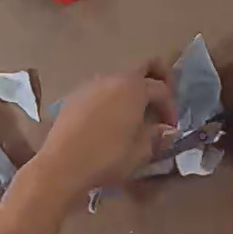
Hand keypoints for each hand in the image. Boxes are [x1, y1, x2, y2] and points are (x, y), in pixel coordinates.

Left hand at [30, 68, 177, 196]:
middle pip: (143, 68)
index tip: (171, 127)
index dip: (171, 107)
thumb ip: (156, 137)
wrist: (61, 166)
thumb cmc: (107, 158)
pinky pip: (99, 92)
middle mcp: (112, 79)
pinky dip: (110, 100)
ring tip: (133, 116)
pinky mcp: (73, 98)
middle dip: (158, 80)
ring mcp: (90, 86)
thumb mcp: (140, 152)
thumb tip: (166, 131)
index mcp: (134, 87)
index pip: (162, 89)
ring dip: (131, 92)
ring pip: (118, 80)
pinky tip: (109, 122)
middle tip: (160, 102)